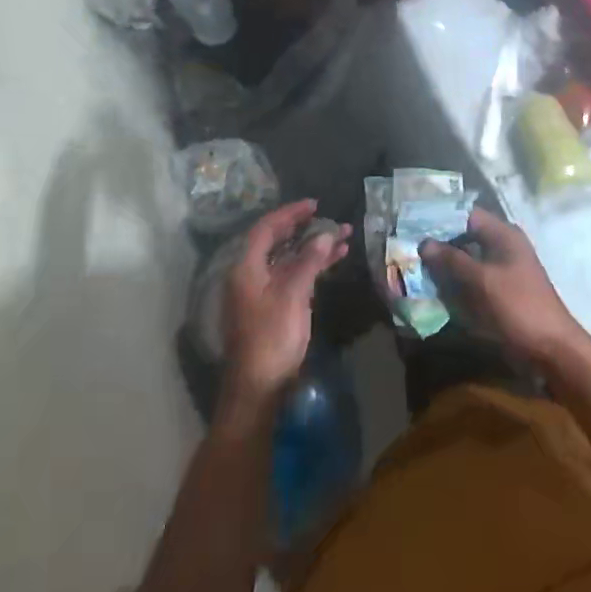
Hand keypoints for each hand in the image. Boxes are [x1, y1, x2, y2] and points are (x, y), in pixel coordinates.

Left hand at [222, 200, 349, 419]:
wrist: (259, 387)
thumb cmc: (272, 338)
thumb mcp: (292, 296)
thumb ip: (308, 262)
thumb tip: (325, 234)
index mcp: (246, 268)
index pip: (266, 229)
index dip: (289, 213)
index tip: (314, 204)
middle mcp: (250, 275)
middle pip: (276, 242)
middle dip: (304, 229)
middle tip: (329, 218)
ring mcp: (262, 292)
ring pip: (288, 260)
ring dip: (313, 248)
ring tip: (344, 238)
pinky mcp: (274, 307)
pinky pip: (293, 277)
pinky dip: (312, 267)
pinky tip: (333, 261)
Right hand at [422, 209, 590, 366]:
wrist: (550, 349)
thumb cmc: (518, 307)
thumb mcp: (482, 280)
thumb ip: (452, 259)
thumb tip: (425, 243)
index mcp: (504, 235)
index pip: (466, 215)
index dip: (440, 218)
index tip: (412, 225)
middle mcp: (502, 248)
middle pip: (464, 238)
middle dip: (438, 245)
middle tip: (407, 250)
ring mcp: (500, 271)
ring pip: (465, 262)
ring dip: (443, 267)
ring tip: (413, 270)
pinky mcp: (497, 293)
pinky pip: (469, 282)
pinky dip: (453, 285)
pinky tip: (431, 290)